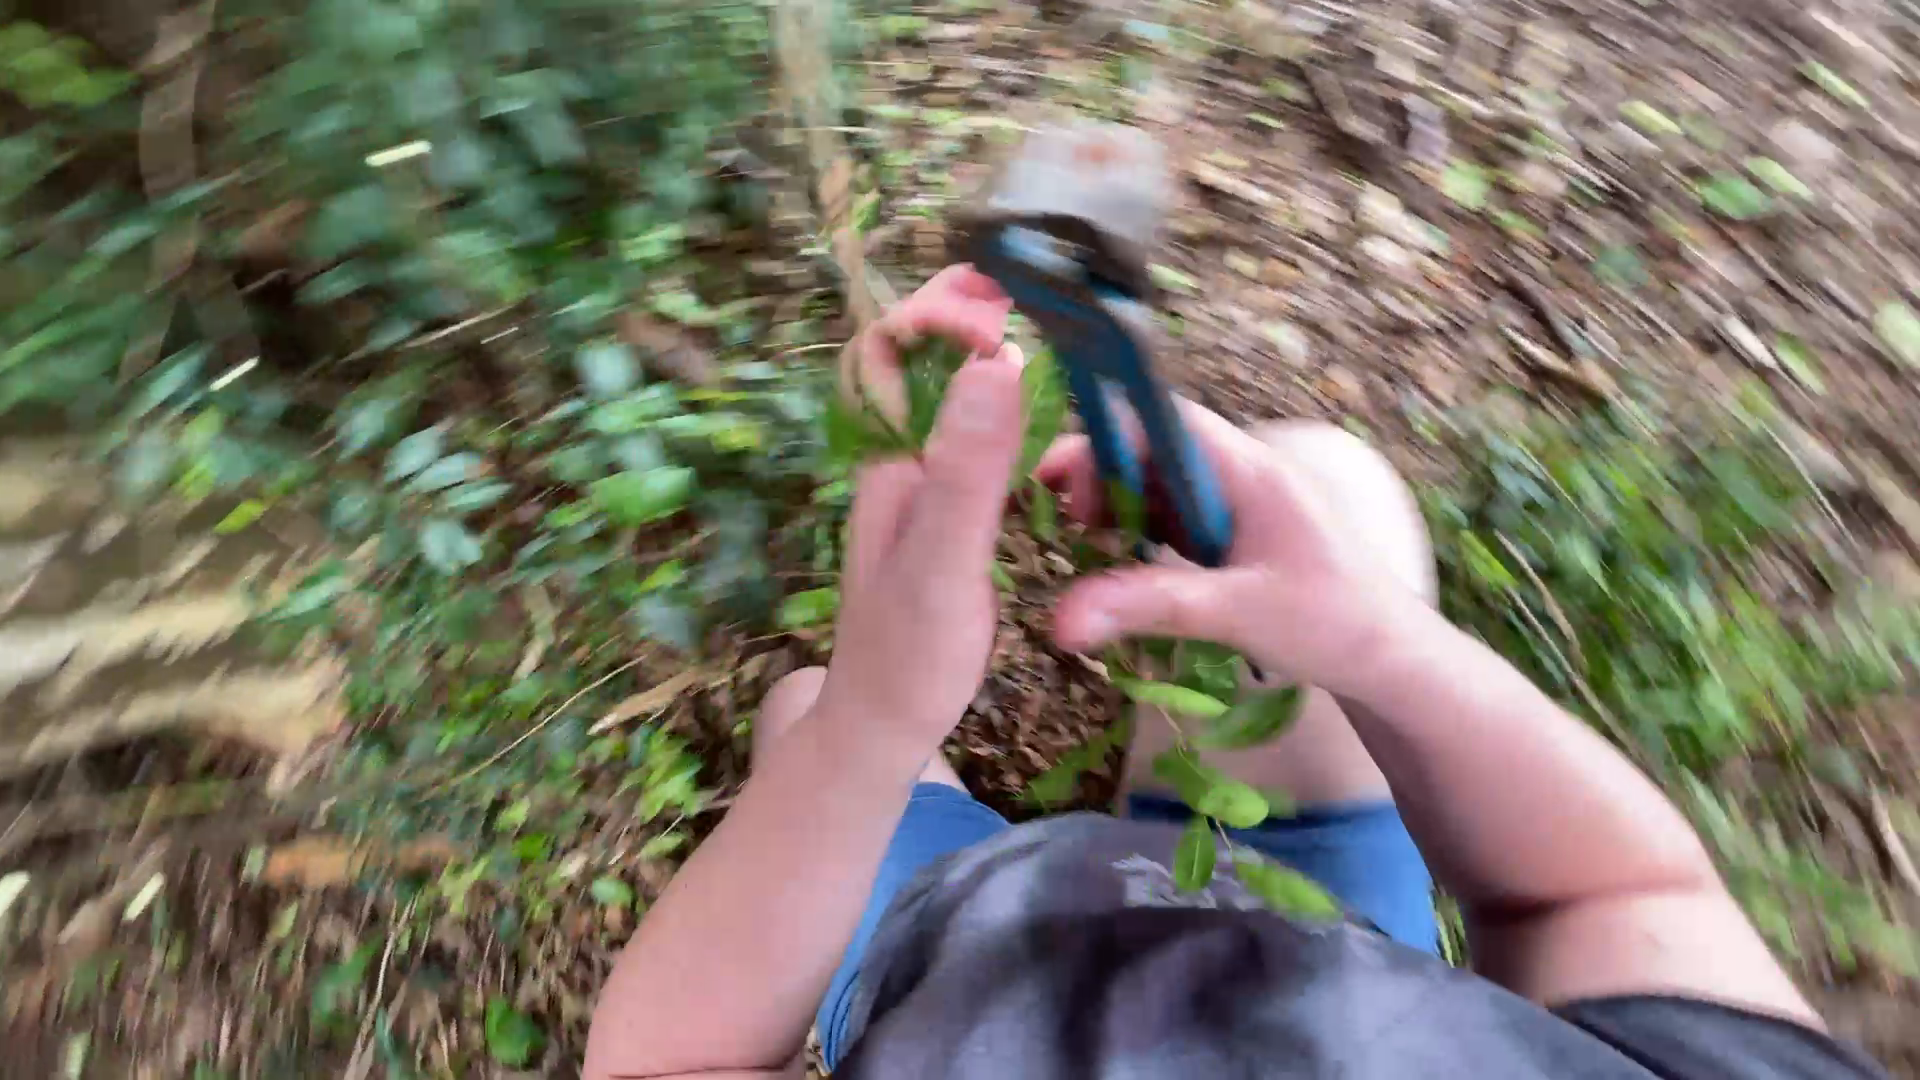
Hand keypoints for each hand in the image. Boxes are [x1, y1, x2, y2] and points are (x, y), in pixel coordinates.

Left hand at [813, 267, 1026, 758]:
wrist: (883, 720)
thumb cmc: (908, 654)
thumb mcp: (940, 566)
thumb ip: (964, 473)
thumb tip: (995, 364)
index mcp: (884, 462)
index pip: (884, 352)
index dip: (934, 317)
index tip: (1001, 322)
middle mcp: (895, 462)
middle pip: (913, 362)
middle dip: (959, 314)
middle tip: (1023, 290)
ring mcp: (918, 488)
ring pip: (942, 397)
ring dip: (981, 354)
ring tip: (1040, 334)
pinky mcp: (943, 514)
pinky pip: (968, 440)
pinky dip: (1002, 410)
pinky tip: (1041, 419)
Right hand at [1038, 400, 1426, 697]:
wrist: (1390, 659)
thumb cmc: (1332, 624)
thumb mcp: (1236, 612)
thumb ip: (1150, 606)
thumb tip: (1061, 621)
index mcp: (1249, 471)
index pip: (1167, 422)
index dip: (1107, 436)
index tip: (1058, 475)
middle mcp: (1238, 474)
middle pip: (1153, 448)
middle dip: (1101, 473)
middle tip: (1070, 518)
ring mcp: (1235, 503)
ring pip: (1158, 482)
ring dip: (1115, 501)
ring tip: (1084, 536)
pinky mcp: (1231, 532)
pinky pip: (1171, 514)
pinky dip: (1137, 527)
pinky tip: (1119, 555)